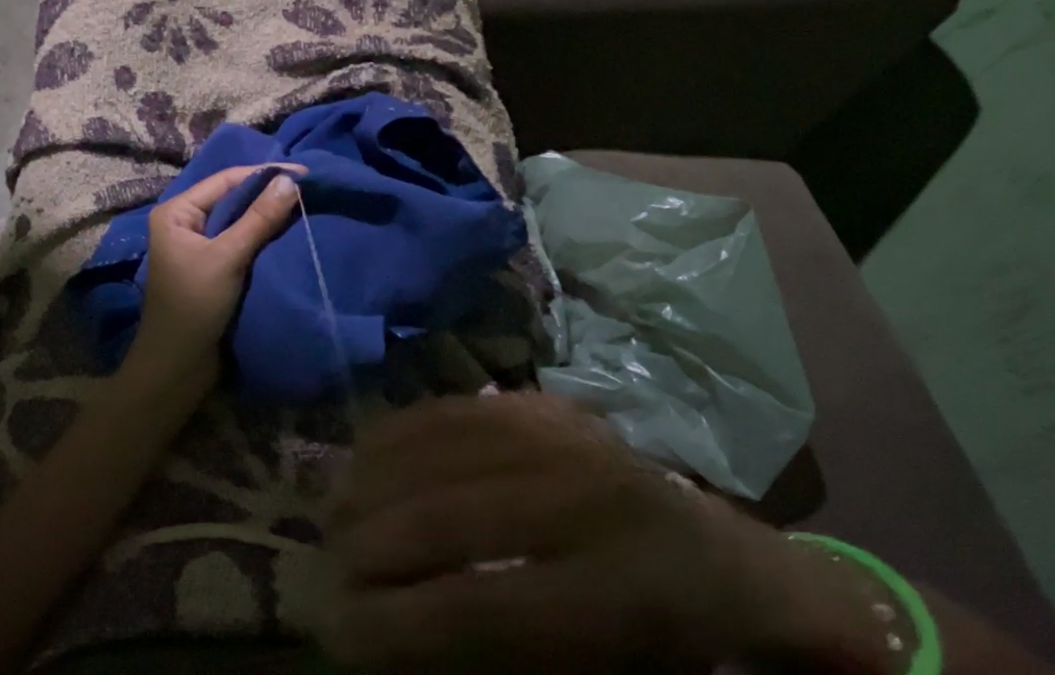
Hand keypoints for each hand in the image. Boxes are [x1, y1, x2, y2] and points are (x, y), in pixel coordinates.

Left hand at [124, 164, 305, 389]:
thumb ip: (259, 219)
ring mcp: (199, 247)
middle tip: (311, 191)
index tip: (306, 173)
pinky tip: (291, 236)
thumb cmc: (193, 306)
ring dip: (269, 218)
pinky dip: (264, 240)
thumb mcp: (227, 257)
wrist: (177, 367)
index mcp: (176, 212)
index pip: (226, 181)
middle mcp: (185, 223)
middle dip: (268, 195)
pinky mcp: (214, 269)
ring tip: (307, 209)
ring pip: (240, 222)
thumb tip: (291, 180)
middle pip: (233, 199)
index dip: (265, 175)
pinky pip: (242, 244)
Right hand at [322, 393, 894, 672]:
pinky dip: (390, 437)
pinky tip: (359, 467)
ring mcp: (567, 435)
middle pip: (444, 516)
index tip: (341, 639)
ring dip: (367, 490)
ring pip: (434, 451)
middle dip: (368, 553)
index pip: (482, 607)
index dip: (397, 626)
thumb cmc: (673, 651)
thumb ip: (506, 661)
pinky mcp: (541, 405)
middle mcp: (594, 496)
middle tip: (327, 581)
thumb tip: (397, 647)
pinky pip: (446, 410)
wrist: (727, 564)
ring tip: (333, 528)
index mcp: (629, 589)